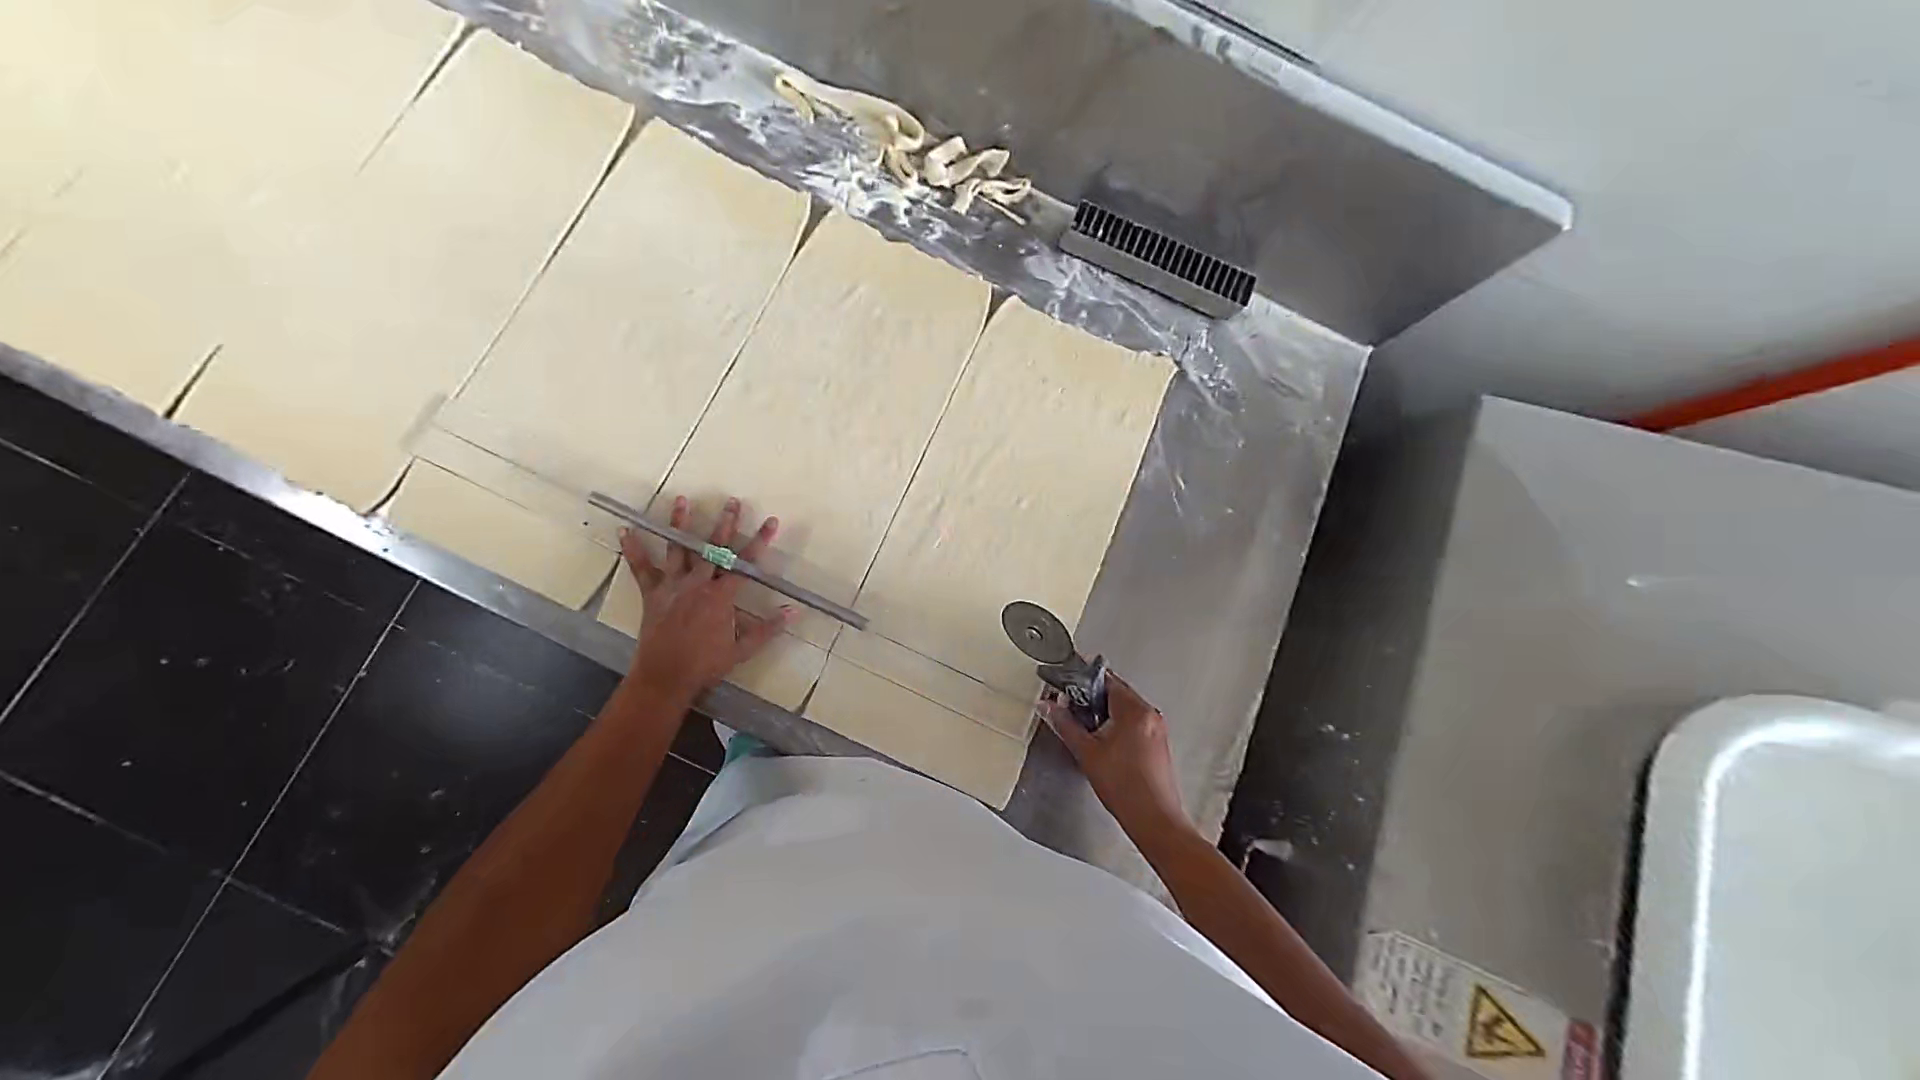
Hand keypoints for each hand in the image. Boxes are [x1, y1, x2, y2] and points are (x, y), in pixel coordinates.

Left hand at [619, 495, 794, 701]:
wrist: (666, 677)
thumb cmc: (706, 664)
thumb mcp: (742, 649)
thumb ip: (768, 628)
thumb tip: (794, 611)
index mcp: (721, 596)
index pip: (745, 563)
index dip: (759, 541)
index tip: (770, 521)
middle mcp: (697, 584)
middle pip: (713, 548)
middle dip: (725, 524)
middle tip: (732, 502)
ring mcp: (672, 586)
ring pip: (678, 549)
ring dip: (679, 523)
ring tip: (681, 500)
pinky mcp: (652, 594)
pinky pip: (641, 569)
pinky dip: (633, 550)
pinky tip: (625, 530)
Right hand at [1045, 675, 1195, 841]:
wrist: (1154, 819)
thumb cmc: (1126, 789)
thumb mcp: (1086, 753)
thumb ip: (1065, 724)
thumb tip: (1049, 707)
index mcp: (1134, 710)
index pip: (1106, 679)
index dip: (1082, 678)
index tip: (1066, 681)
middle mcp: (1149, 714)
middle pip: (1116, 691)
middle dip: (1091, 696)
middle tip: (1070, 705)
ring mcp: (1156, 729)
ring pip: (1125, 707)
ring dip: (1104, 710)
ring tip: (1084, 725)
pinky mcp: (1158, 742)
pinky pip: (1134, 721)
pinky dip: (1117, 723)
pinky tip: (1103, 740)